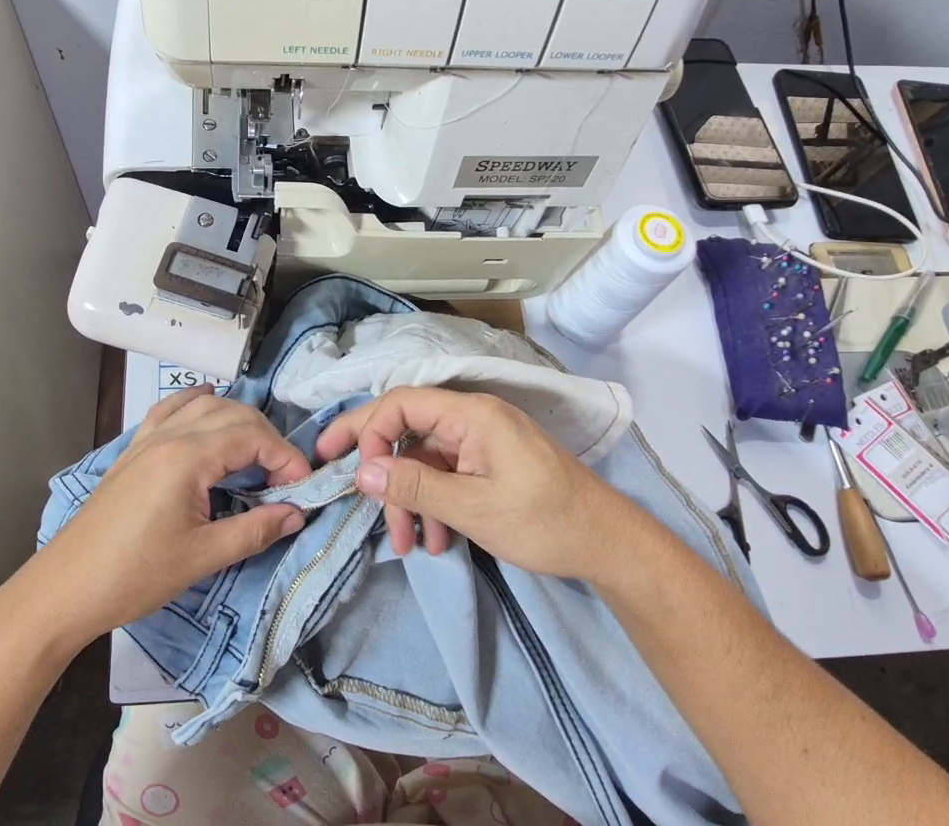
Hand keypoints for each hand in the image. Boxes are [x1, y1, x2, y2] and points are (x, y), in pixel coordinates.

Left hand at [29, 386, 310, 642]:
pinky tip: (207, 402)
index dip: (286, 458)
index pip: (252, 437)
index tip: (303, 488)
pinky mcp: (134, 452)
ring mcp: (147, 441)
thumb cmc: (135, 576)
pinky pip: (170, 411)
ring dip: (238, 422)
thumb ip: (255, 530)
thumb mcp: (203, 557)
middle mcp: (168, 437)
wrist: (67, 588)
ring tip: (258, 456)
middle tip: (285, 479)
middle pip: (233, 414)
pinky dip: (195, 404)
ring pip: (203, 407)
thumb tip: (297, 514)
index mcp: (187, 458)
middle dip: (268, 439)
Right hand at [316, 387, 631, 578]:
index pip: (402, 404)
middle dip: (384, 473)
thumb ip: (415, 486)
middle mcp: (473, 420)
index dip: (365, 429)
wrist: (607, 544)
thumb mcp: (473, 508)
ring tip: (409, 544)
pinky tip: (434, 541)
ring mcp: (482, 443)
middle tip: (353, 501)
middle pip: (409, 433)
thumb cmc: (544, 521)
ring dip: (410, 500)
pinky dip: (434, 506)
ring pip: (425, 461)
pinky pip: (446, 477)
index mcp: (472, 414)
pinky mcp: (490, 466)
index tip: (341, 464)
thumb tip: (362, 472)